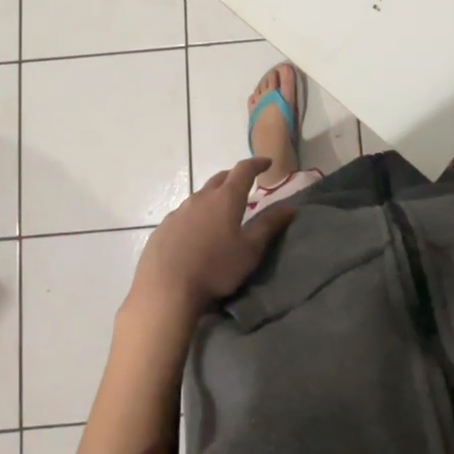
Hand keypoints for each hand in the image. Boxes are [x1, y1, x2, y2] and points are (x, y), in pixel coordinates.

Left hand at [131, 157, 296, 314]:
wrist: (166, 290)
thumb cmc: (215, 268)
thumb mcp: (250, 250)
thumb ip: (269, 225)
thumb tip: (289, 207)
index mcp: (225, 199)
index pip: (244, 170)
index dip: (257, 163)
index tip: (267, 162)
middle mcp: (201, 198)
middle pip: (220, 179)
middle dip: (234, 178)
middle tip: (245, 185)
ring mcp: (178, 212)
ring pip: (200, 197)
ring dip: (213, 198)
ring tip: (220, 213)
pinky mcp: (163, 228)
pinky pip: (183, 214)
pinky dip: (195, 216)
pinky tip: (195, 235)